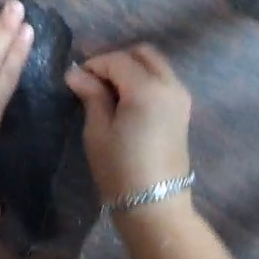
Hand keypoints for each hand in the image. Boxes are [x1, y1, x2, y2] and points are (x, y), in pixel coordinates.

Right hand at [65, 44, 193, 206]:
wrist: (155, 205)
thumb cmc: (119, 169)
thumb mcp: (98, 131)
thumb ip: (91, 95)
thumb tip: (76, 73)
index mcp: (147, 88)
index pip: (117, 60)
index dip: (93, 64)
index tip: (74, 80)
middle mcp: (170, 85)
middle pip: (143, 54)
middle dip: (116, 60)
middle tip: (93, 81)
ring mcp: (181, 98)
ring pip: (156, 65)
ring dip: (132, 69)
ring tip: (107, 92)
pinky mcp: (183, 111)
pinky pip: (163, 81)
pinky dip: (144, 81)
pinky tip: (125, 102)